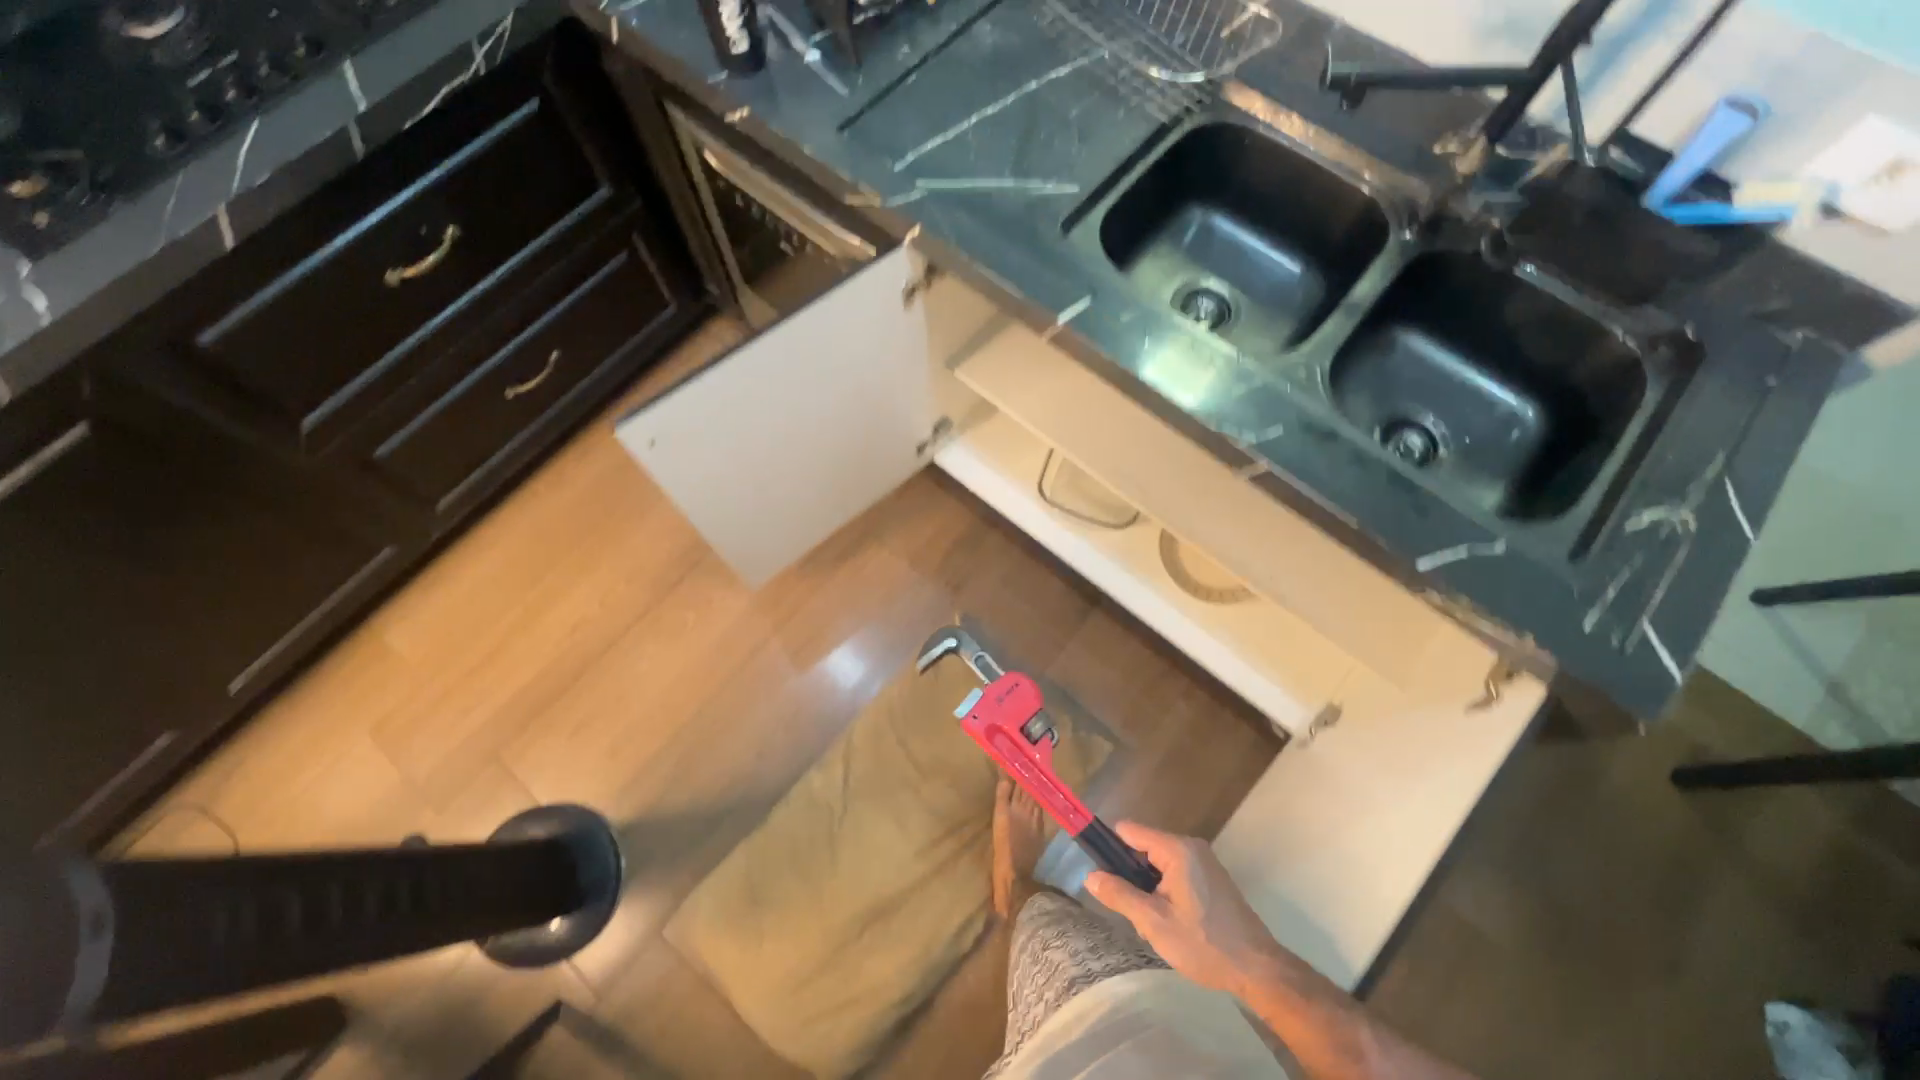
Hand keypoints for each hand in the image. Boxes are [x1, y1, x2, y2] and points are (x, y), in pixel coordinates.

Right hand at [1085, 822, 1286, 998]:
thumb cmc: (1203, 943)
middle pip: (1143, 848)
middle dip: (1131, 876)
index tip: (1097, 872)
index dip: (1108, 847)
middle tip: (1131, 912)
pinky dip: (1165, 893)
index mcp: (1177, 850)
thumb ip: (1120, 895)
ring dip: (1148, 889)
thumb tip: (1090, 876)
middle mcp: (1191, 848)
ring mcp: (1204, 863)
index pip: (1129, 831)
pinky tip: (1170, 924)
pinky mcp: (1211, 879)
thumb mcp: (1154, 922)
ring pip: (1158, 865)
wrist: (1256, 968)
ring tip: (1152, 924)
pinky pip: (1175, 874)